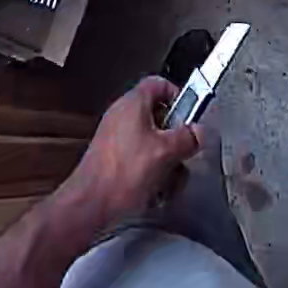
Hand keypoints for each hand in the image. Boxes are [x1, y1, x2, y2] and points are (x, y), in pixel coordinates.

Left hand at [56, 76, 201, 228]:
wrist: (90, 204)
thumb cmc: (121, 174)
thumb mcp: (165, 153)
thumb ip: (186, 138)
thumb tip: (198, 132)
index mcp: (133, 103)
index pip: (159, 83)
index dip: (177, 95)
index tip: (189, 115)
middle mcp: (122, 114)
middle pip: (158, 114)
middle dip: (173, 137)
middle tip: (181, 152)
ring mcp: (115, 135)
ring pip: (150, 138)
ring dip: (163, 157)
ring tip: (167, 178)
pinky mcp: (112, 156)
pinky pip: (138, 155)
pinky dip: (149, 168)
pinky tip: (153, 189)